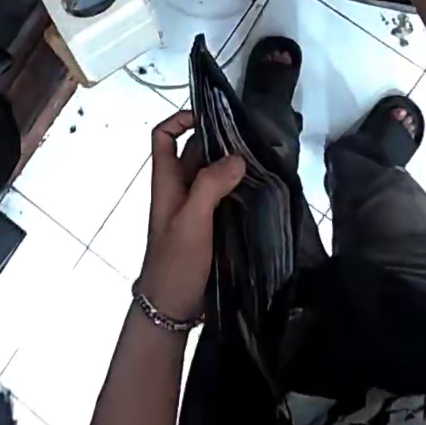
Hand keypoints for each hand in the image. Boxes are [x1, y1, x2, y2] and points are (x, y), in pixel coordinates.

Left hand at [137, 112, 246, 321]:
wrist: (172, 308)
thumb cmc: (175, 260)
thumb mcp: (191, 219)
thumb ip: (210, 185)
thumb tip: (236, 157)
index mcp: (166, 179)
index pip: (163, 136)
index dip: (178, 120)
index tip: (208, 117)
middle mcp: (179, 187)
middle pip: (194, 151)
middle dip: (217, 140)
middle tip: (252, 136)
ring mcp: (194, 206)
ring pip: (212, 173)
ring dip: (231, 164)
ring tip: (262, 158)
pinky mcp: (209, 225)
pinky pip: (223, 196)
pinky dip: (238, 188)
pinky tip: (260, 189)